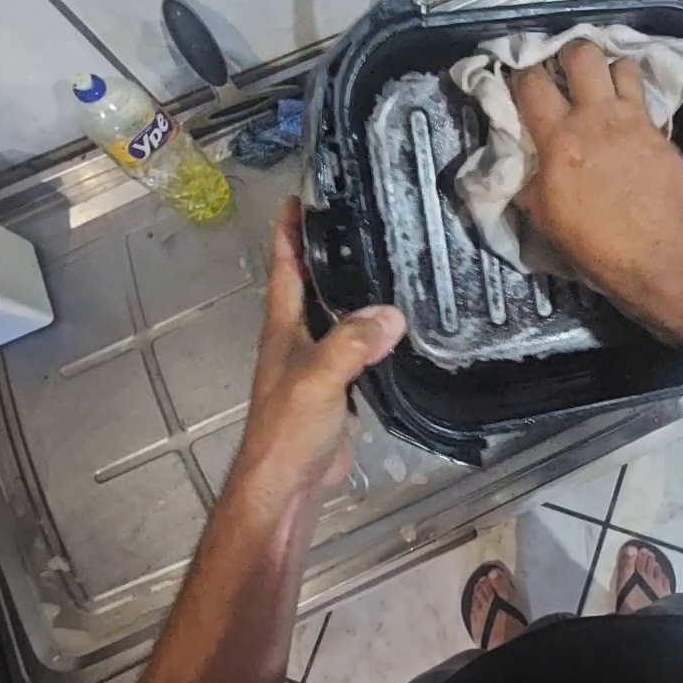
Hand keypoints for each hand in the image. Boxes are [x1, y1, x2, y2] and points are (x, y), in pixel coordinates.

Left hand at [239, 198, 405, 499]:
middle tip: (366, 224)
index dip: (290, 232)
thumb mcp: (317, 378)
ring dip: (356, 292)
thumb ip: (351, 343)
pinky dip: (376, 332)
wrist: (287, 484)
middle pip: (313, 286)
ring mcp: (319, 364)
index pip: (285, 268)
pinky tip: (399, 327)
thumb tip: (393, 315)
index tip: (304, 198)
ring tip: (391, 265)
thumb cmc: (288, 427)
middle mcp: (298, 339)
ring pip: (339, 316)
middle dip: (331, 254)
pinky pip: (359, 348)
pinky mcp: (340, 388)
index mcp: (283, 328)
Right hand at [510, 42, 682, 317]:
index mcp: (559, 139)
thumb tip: (524, 167)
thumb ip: (531, 181)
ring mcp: (633, 122)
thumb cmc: (593, 243)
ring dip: (608, 70)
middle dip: (569, 53)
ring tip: (602, 87)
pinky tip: (628, 117)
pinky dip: (633, 99)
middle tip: (564, 70)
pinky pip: (645, 99)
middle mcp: (596, 118)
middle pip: (582, 54)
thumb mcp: (544, 217)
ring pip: (621, 65)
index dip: (521, 72)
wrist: (655, 254)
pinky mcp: (661, 133)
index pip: (532, 82)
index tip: (520, 77)